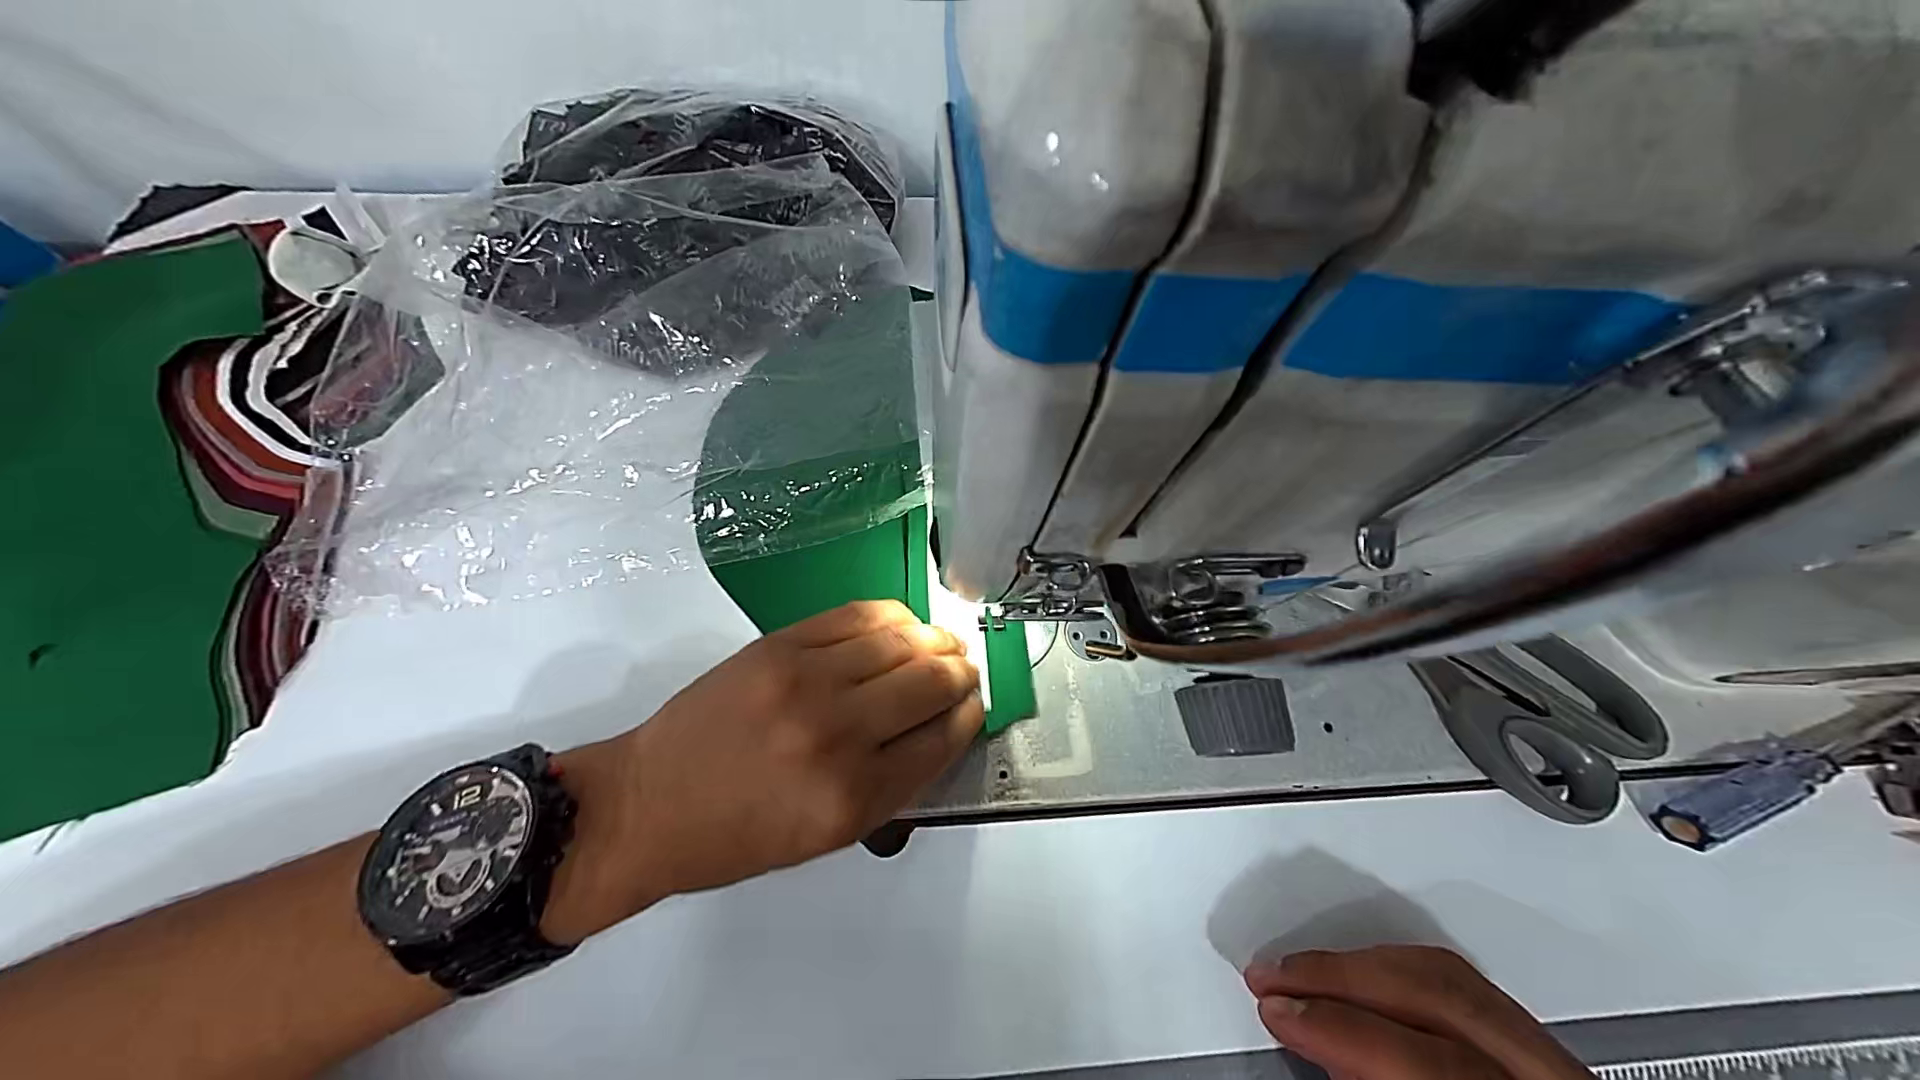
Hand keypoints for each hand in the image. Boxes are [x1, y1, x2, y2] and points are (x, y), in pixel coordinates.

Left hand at [544, 600, 981, 940]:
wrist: (649, 804)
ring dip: (934, 638)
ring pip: (901, 640)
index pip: (942, 739)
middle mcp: (838, 734)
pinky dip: (891, 616)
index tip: (974, 705)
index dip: (969, 716)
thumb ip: (893, 784)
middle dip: (961, 672)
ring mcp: (805, 680)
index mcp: (854, 797)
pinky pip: (857, 614)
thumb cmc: (739, 835)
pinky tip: (900, 624)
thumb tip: (940, 729)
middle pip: (931, 681)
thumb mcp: (830, 836)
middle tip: (965, 669)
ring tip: (941, 643)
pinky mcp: (779, 644)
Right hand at [1245, 947, 1592, 1079]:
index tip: (1280, 1010)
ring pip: (1458, 983)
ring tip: (1305, 974)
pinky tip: (1362, 981)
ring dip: (1364, 968)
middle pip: (1442, 1000)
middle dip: (1340, 978)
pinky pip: (1470, 990)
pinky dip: (1403, 976)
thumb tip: (1311, 1048)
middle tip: (1276, 980)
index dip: (1341, 1026)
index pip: (1435, 1066)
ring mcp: (1564, 1076)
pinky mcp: (1550, 1061)